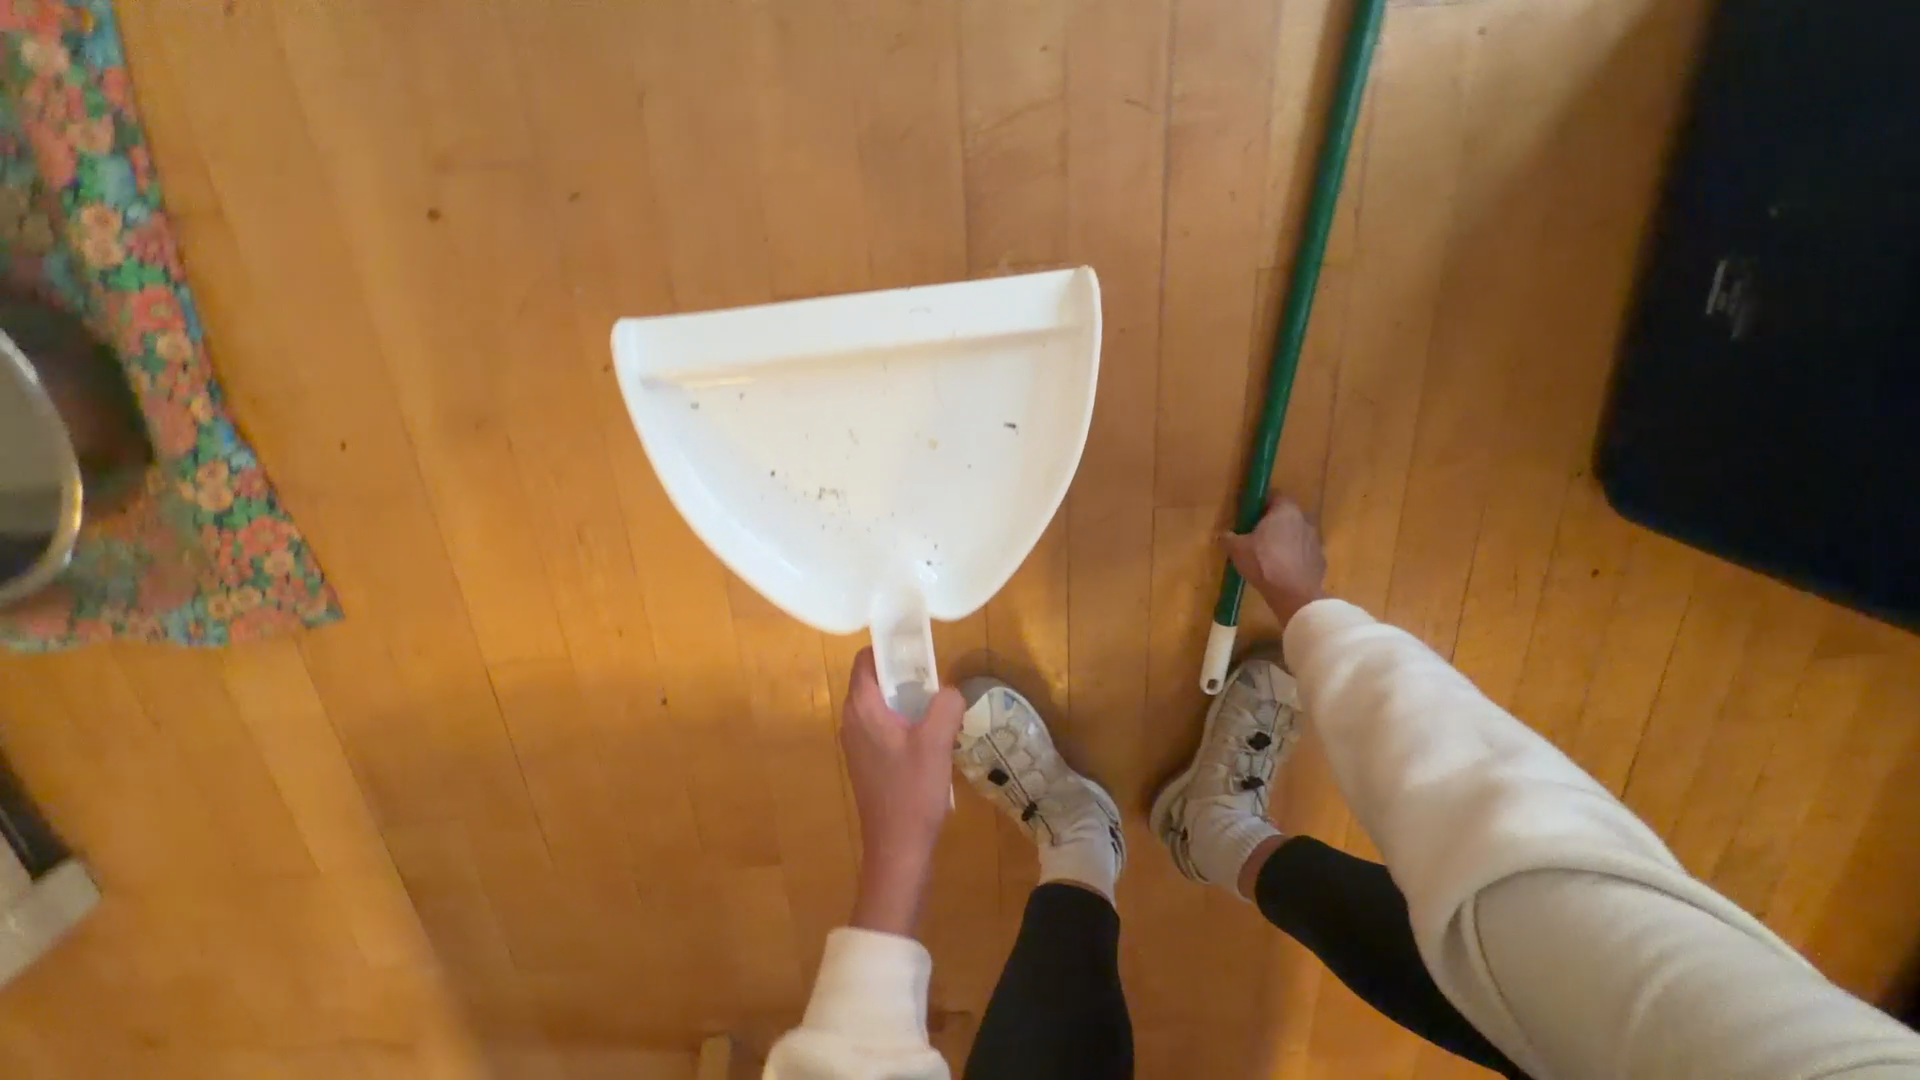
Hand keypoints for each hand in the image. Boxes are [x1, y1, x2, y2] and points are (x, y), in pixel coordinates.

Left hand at [840, 648, 965, 935]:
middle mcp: (852, 721)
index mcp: (862, 709)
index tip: (920, 649)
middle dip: (905, 675)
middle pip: (874, 681)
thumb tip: (949, 692)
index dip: (890, 648)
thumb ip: (945, 704)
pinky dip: (903, 723)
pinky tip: (930, 741)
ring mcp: (856, 743)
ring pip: (881, 706)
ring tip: (938, 712)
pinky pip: (883, 727)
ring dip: (907, 702)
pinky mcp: (866, 762)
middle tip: (936, 682)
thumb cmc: (913, 791)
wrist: (897, 848)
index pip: (866, 660)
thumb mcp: (937, 741)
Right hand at [1221, 496, 1327, 627]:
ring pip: (1297, 534)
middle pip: (1288, 516)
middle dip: (1274, 524)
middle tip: (1257, 536)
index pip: (1276, 496)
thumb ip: (1229, 538)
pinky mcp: (1320, 559)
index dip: (1262, 504)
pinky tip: (1283, 571)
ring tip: (1270, 556)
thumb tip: (1223, 535)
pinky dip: (1295, 558)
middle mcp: (1304, 520)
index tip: (1251, 516)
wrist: (1295, 594)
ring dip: (1286, 541)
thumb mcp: (1237, 549)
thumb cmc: (1264, 563)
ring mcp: (1315, 540)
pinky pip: (1304, 553)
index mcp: (1285, 511)